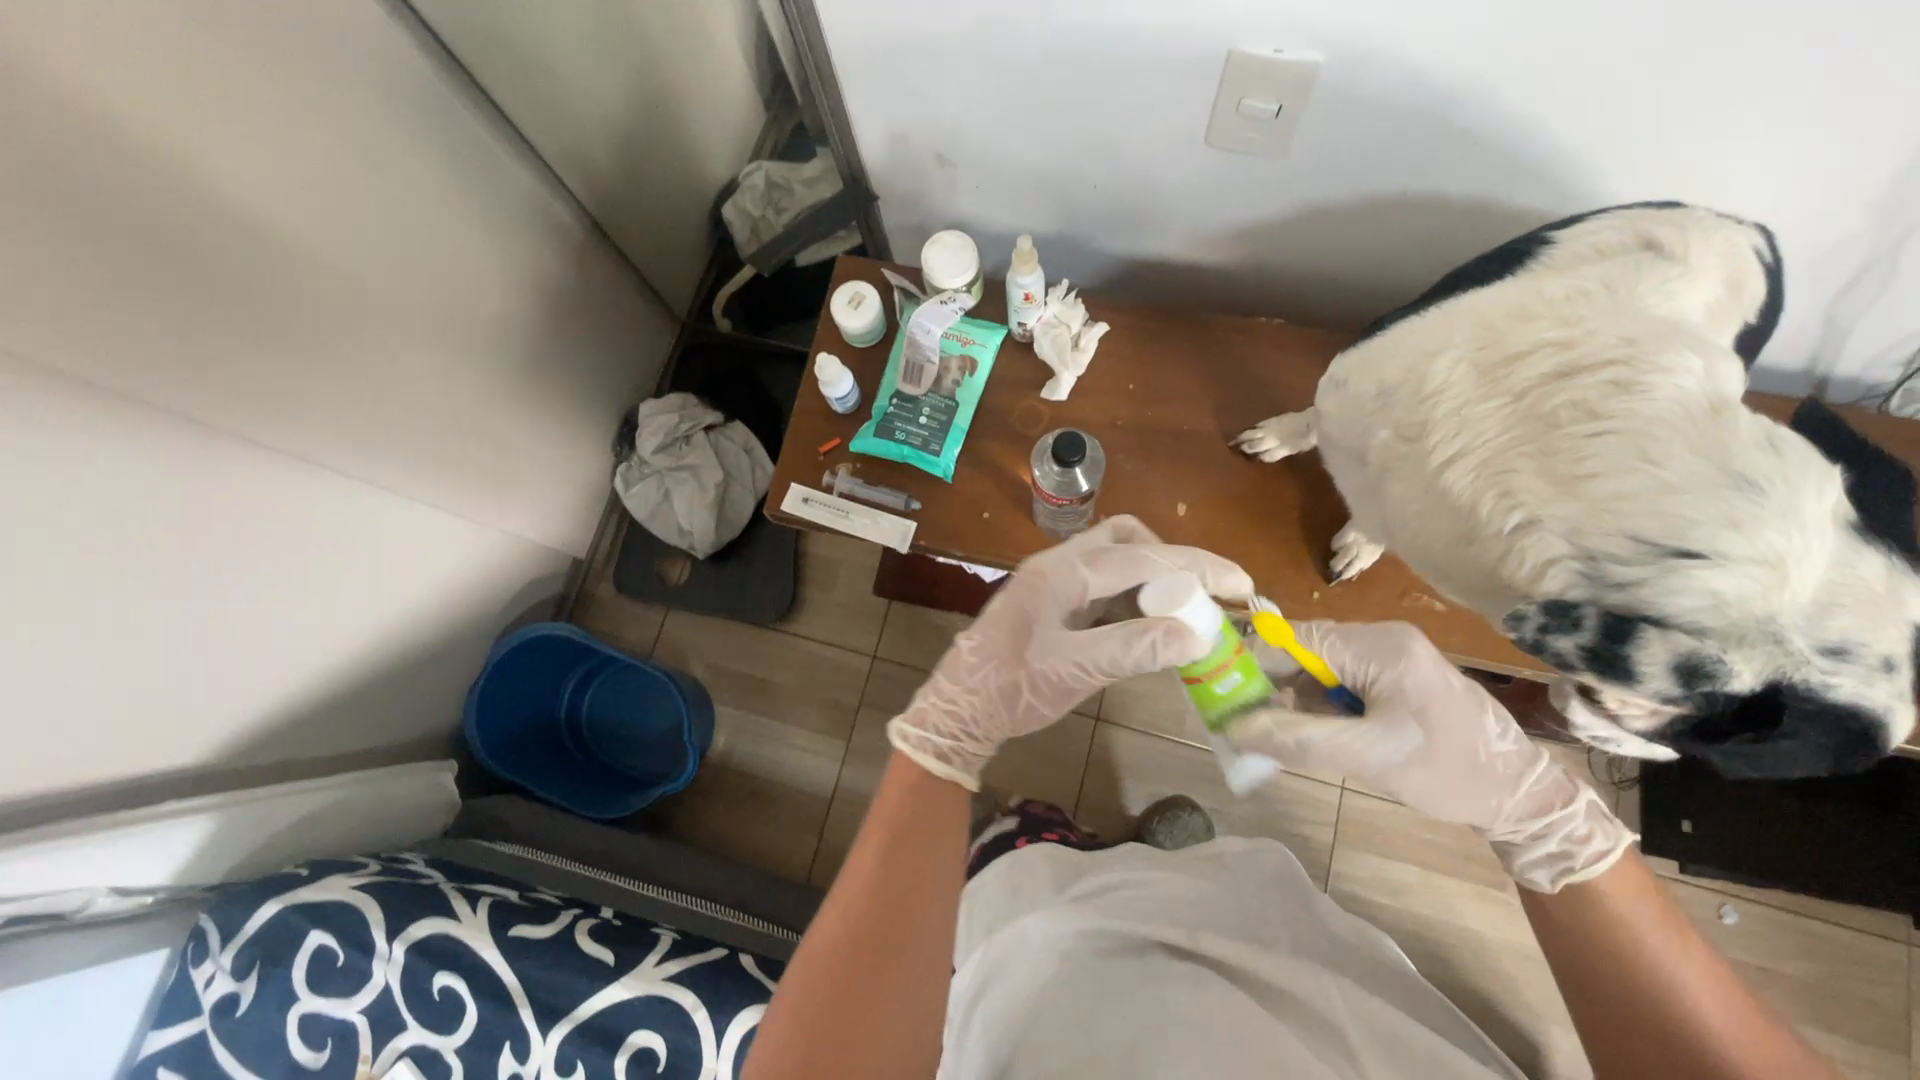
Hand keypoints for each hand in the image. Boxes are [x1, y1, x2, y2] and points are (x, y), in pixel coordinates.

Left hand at [887, 516, 1251, 789]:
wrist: (957, 710)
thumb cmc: (1010, 690)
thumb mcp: (1075, 672)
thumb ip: (1134, 648)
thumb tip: (1198, 633)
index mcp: (1062, 572)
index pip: (1143, 556)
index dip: (1196, 568)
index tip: (1241, 584)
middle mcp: (1058, 564)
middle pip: (1129, 540)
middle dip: (1177, 561)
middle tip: (1215, 593)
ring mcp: (1054, 580)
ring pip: (1116, 557)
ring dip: (1156, 575)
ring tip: (1190, 607)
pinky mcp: (1053, 600)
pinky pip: (1103, 582)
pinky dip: (1134, 593)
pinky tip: (1153, 620)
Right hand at [1231, 621, 1633, 891]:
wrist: (1524, 794)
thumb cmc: (1450, 772)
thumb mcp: (1369, 757)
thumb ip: (1297, 738)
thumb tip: (1232, 729)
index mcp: (1378, 645)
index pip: (1292, 640)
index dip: (1249, 666)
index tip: (1217, 699)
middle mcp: (1380, 638)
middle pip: (1300, 652)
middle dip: (1267, 687)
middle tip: (1238, 726)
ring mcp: (1387, 656)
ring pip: (1313, 669)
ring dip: (1289, 701)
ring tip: (1266, 737)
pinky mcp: (1391, 676)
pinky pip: (1335, 682)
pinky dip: (1312, 708)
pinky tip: (1304, 735)